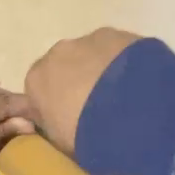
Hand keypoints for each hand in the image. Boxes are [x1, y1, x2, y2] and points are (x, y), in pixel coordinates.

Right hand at [23, 28, 138, 155]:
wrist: (126, 110)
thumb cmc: (83, 133)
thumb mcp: (59, 141)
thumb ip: (52, 125)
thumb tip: (55, 119)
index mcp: (36, 80)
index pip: (38, 91)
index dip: (55, 104)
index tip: (71, 119)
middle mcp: (56, 53)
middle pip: (64, 67)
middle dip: (78, 83)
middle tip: (99, 108)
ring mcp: (88, 40)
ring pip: (92, 55)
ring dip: (101, 71)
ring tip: (123, 97)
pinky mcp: (118, 34)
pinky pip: (117, 50)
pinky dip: (124, 63)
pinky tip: (139, 83)